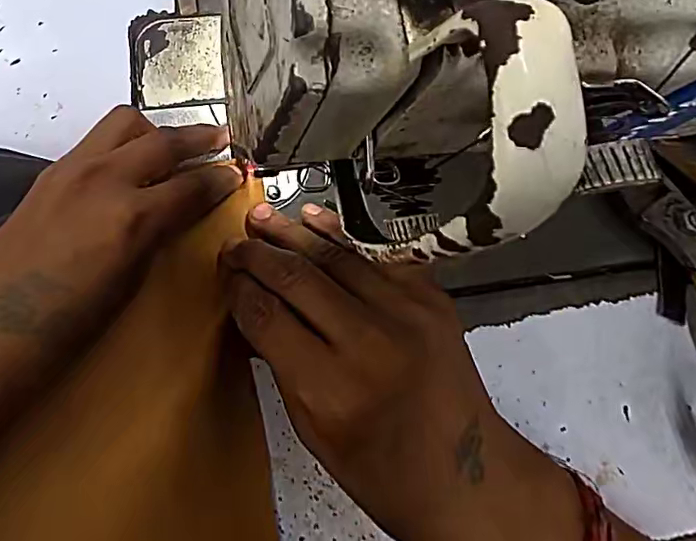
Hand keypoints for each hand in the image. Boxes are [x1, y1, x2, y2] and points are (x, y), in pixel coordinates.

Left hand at [0, 106, 240, 360]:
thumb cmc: (58, 332)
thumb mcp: (128, 286)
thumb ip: (159, 238)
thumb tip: (182, 212)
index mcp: (130, 218)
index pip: (191, 184)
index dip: (220, 178)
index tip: (235, 174)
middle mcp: (102, 180)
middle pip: (163, 139)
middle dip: (198, 138)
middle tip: (219, 141)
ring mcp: (72, 170)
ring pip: (125, 122)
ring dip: (155, 129)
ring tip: (172, 145)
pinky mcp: (49, 173)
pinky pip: (97, 140)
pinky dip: (122, 142)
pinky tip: (128, 165)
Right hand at [222, 203, 612, 540]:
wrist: (468, 477)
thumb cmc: (388, 470)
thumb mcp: (315, 433)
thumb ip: (281, 365)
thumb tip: (253, 307)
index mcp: (334, 390)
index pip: (267, 316)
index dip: (240, 289)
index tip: (227, 275)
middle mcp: (371, 343)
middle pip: (296, 277)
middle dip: (257, 255)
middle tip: (235, 244)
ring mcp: (405, 313)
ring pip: (333, 255)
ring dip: (291, 233)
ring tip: (262, 218)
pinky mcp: (428, 296)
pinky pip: (374, 252)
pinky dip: (339, 233)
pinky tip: (312, 218)